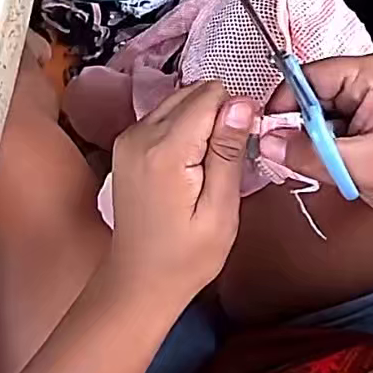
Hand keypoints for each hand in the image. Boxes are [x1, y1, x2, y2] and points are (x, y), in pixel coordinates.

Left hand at [109, 80, 257, 293]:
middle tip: (231, 155)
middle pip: (195, 91)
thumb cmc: (186, 256)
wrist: (138, 281)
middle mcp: (140, 134)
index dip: (237, 112)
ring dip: (205, 119)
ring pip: (182, 98)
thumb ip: (228, 152)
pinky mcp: (127, 143)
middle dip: (222, 113)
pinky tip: (196, 160)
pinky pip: (167, 114)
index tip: (245, 144)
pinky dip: (188, 126)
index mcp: (165, 151)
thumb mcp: (221, 209)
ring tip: (214, 160)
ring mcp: (129, 137)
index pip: (211, 96)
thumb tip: (242, 103)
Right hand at [259, 52, 372, 223]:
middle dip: (303, 125)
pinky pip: (337, 120)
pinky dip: (331, 142)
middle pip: (316, 92)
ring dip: (318, 138)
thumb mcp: (360, 166)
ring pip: (324, 110)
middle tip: (297, 156)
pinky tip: (342, 162)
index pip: (312, 76)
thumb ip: (309, 153)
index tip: (267, 132)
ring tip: (332, 163)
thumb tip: (267, 143)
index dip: (285, 103)